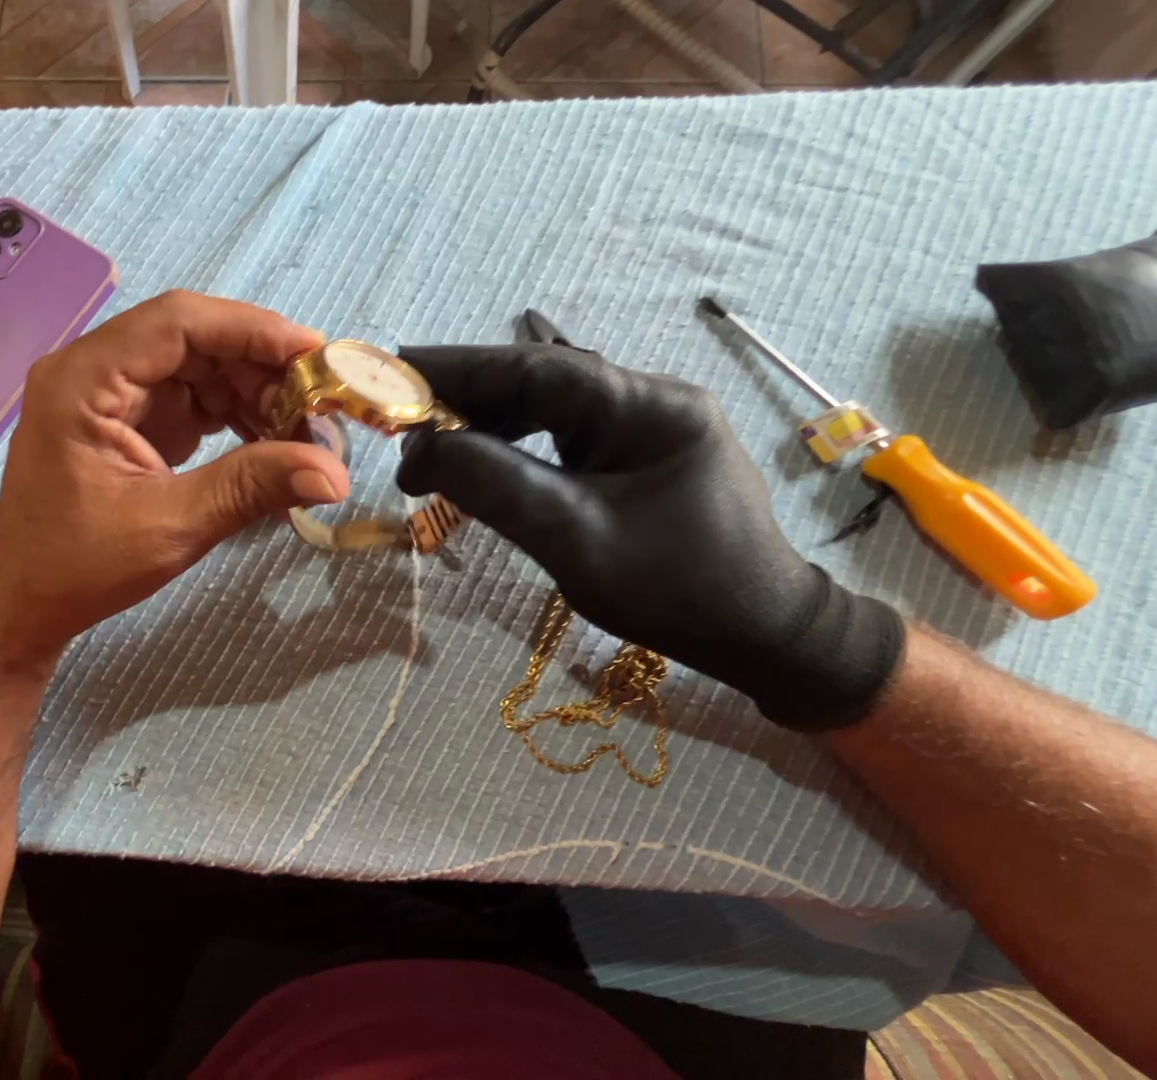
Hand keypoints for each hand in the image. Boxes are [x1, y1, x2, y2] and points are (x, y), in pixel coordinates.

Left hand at [0, 291, 348, 669]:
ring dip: (249, 391)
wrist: (24, 603)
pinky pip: (187, 398)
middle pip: (190, 339)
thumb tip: (335, 474)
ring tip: (300, 428)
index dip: (250, 329)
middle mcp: (92, 371)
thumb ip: (251, 487)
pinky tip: (268, 439)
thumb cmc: (78, 566)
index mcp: (83, 380)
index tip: (314, 353)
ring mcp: (108, 394)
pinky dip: (230, 414)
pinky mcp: (125, 420)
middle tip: (317, 402)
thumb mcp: (171, 524)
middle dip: (258, 366)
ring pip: (194, 367)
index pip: (176, 323)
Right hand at [395, 343, 901, 730]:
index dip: (458, 367)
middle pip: (537, 382)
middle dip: (464, 400)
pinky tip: (478, 460)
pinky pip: (559, 437)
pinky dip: (511, 448)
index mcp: (647, 408)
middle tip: (400, 428)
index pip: (535, 368)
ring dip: (483, 425)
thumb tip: (420, 447)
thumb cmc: (678, 592)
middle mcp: (647, 401)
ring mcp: (643, 428)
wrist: (762, 635)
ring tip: (428, 453)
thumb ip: (496, 486)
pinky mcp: (634, 456)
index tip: (393, 373)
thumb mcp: (576, 540)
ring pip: (545, 409)